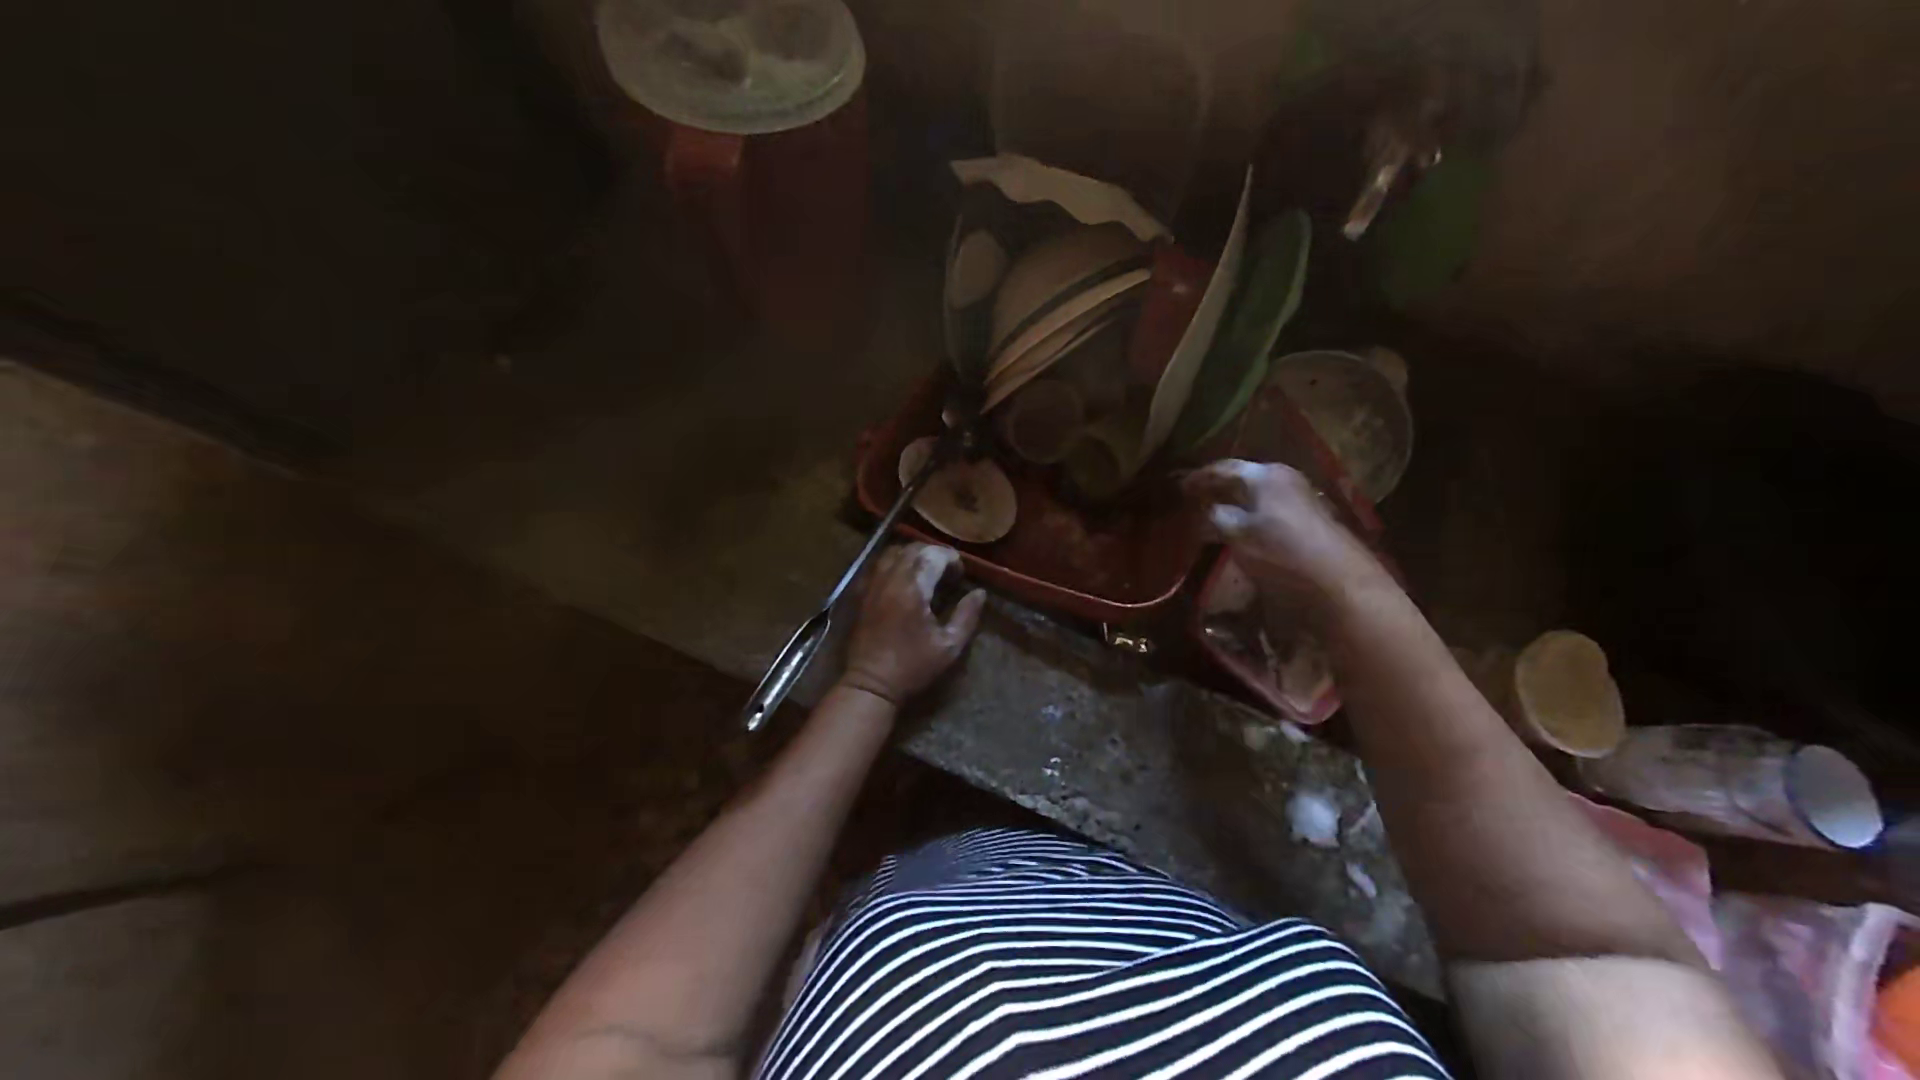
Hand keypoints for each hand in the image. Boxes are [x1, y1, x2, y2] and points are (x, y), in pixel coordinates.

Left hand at [840, 543, 987, 706]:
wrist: (870, 683)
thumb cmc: (913, 667)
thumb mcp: (949, 646)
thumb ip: (967, 616)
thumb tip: (980, 593)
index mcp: (913, 589)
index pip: (934, 555)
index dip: (951, 558)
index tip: (961, 573)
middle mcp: (890, 578)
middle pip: (914, 549)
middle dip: (934, 554)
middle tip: (947, 571)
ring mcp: (872, 583)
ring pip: (894, 552)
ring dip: (913, 556)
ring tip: (926, 572)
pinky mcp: (861, 592)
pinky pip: (879, 565)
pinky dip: (894, 564)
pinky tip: (904, 580)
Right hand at [1183, 459, 1383, 598]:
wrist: (1339, 582)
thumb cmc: (1281, 552)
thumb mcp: (1236, 534)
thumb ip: (1214, 517)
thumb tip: (1205, 510)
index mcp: (1264, 474)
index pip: (1222, 468)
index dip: (1197, 477)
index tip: (1178, 487)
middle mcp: (1285, 477)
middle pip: (1242, 478)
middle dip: (1217, 488)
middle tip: (1194, 499)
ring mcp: (1301, 497)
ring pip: (1257, 493)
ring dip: (1235, 502)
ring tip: (1213, 514)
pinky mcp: (1311, 518)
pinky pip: (1270, 508)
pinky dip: (1251, 514)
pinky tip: (1242, 528)